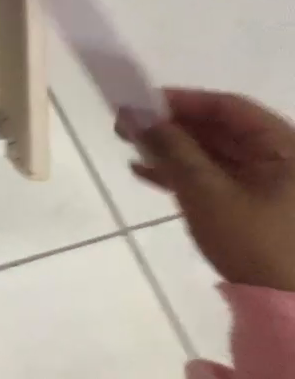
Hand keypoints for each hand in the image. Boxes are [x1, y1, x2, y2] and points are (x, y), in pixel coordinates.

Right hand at [122, 88, 294, 291]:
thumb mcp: (203, 188)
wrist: (288, 304)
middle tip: (126, 126)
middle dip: (171, 126)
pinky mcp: (267, 208)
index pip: (231, 107)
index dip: (181, 100)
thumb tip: (131, 111)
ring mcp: (280, 188)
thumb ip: (167, 145)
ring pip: (218, 152)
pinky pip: (222, 175)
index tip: (137, 104)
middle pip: (223, 129)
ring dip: (173, 148)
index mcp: (288, 153)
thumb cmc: (253, 238)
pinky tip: (148, 174)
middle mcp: (289, 164)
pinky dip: (185, 170)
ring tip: (131, 150)